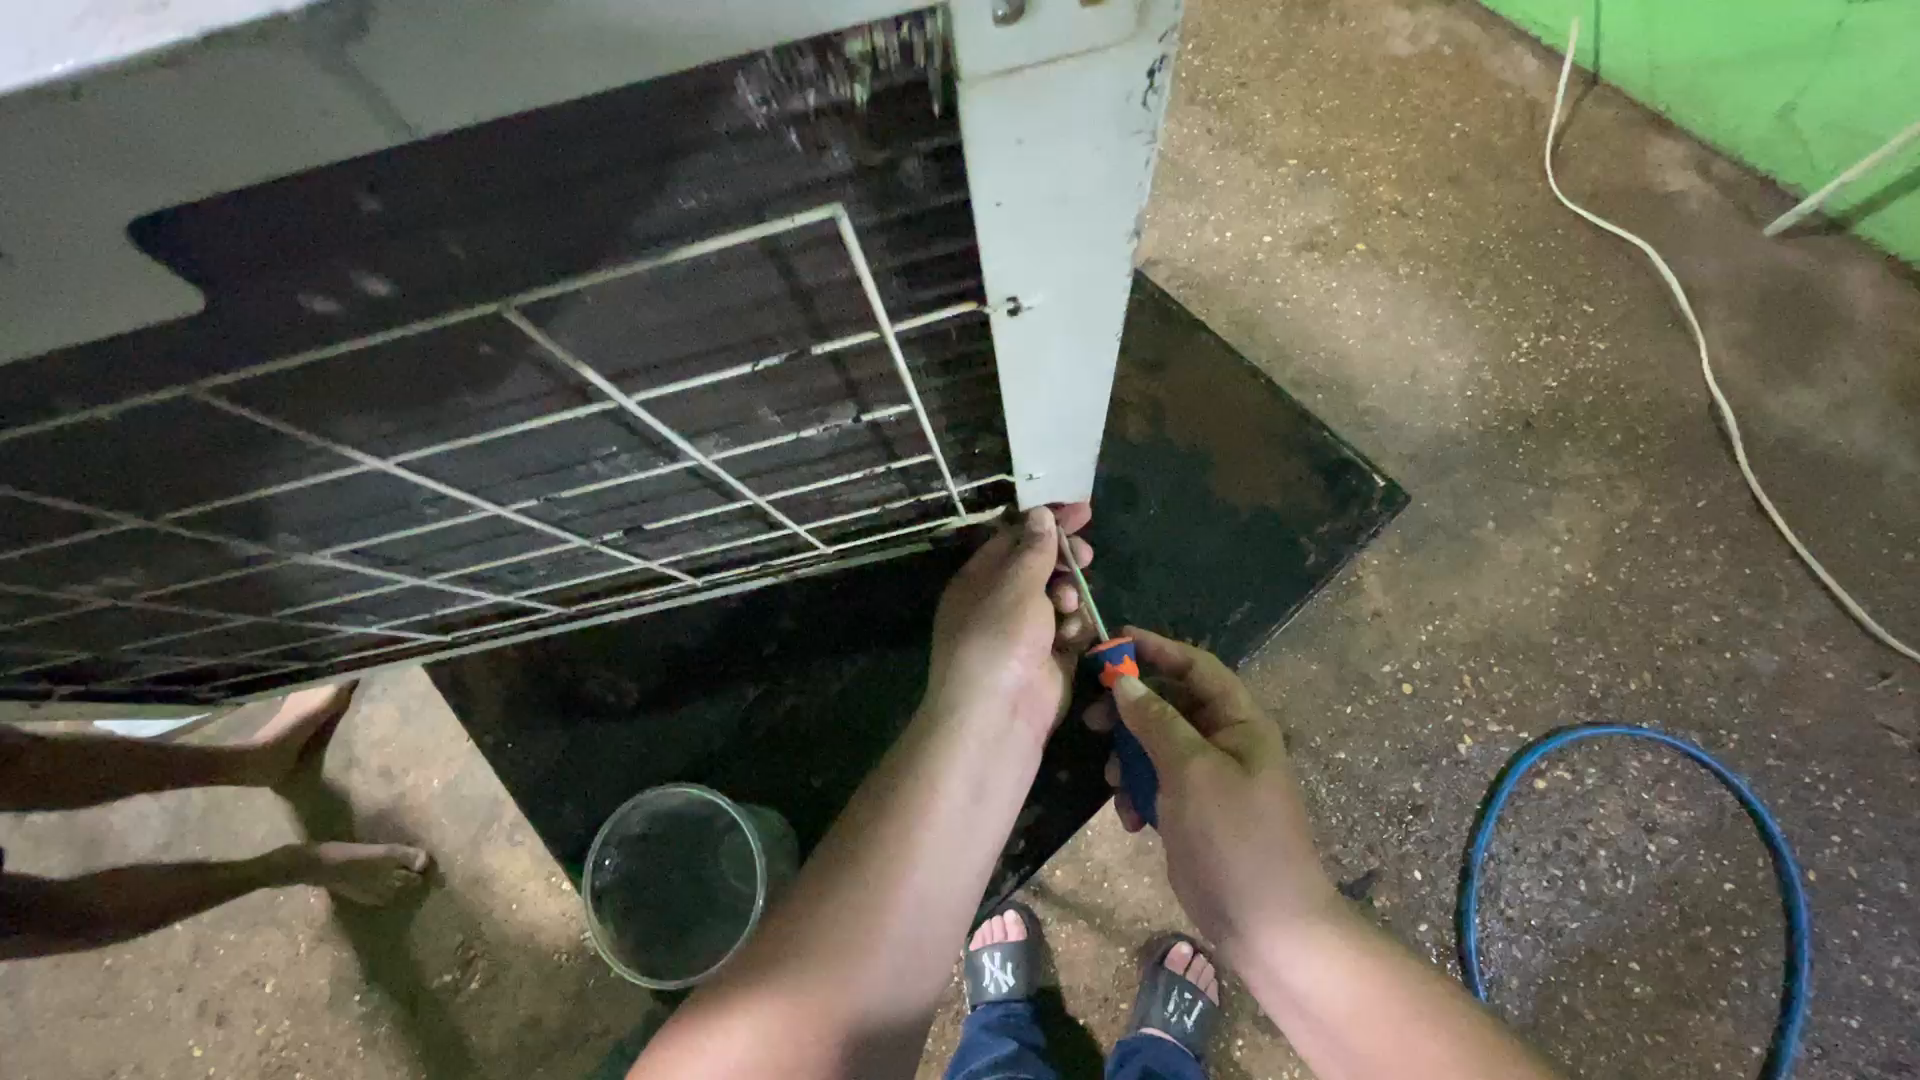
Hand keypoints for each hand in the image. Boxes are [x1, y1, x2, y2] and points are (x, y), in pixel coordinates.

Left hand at [924, 503, 1094, 738]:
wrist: (996, 719)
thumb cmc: (998, 641)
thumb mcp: (1015, 585)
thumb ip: (1033, 550)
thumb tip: (1039, 515)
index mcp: (978, 580)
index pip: (1013, 538)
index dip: (1047, 521)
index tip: (1084, 510)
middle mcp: (1000, 603)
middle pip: (1041, 567)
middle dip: (1065, 560)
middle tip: (1085, 556)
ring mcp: (1026, 634)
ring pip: (1061, 598)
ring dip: (1070, 597)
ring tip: (1066, 609)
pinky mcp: (1050, 661)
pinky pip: (1071, 631)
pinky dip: (1074, 630)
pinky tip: (1072, 640)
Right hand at [1084, 627, 1336, 950]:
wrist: (1264, 924)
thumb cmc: (1235, 837)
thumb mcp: (1192, 771)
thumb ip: (1155, 720)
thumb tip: (1122, 681)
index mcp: (1240, 721)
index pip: (1196, 667)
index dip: (1156, 649)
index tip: (1112, 641)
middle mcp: (1224, 741)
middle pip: (1168, 704)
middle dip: (1129, 710)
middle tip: (1091, 717)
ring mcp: (1205, 777)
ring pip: (1153, 744)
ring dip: (1127, 758)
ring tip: (1112, 780)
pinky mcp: (1189, 809)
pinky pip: (1153, 782)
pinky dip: (1136, 793)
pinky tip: (1129, 818)